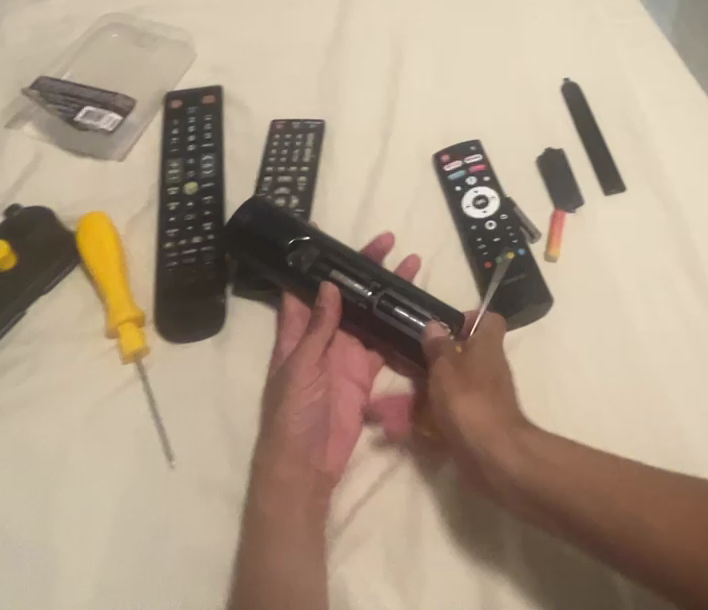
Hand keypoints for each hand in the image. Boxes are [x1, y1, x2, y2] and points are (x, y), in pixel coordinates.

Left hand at [252, 233, 420, 499]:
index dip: (322, 262)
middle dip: (366, 270)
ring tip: (413, 267)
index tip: (340, 239)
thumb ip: (317, 329)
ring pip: (369, 316)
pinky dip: (399, 329)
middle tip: (390, 243)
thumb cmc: (291, 417)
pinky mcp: (364, 376)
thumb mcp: (299, 369)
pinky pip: (384, 346)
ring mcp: (346, 356)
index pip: (308, 288)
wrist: (305, 469)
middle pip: (346, 296)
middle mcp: (323, 338)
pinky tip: (416, 312)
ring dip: (387, 294)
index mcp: (297, 333)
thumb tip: (329, 285)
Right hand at [369, 311, 535, 501]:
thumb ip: (438, 346)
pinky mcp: (480, 421)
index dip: (469, 319)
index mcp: (488, 346)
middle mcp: (492, 367)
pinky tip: (414, 423)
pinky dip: (438, 414)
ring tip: (408, 395)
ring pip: (459, 384)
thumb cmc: (468, 400)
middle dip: (442, 358)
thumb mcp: (445, 367)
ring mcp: (487, 396)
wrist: (492, 453)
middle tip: (416, 363)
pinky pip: (456, 410)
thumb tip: (435, 325)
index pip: (489, 320)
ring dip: (436, 388)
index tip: (444, 329)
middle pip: (469, 353)